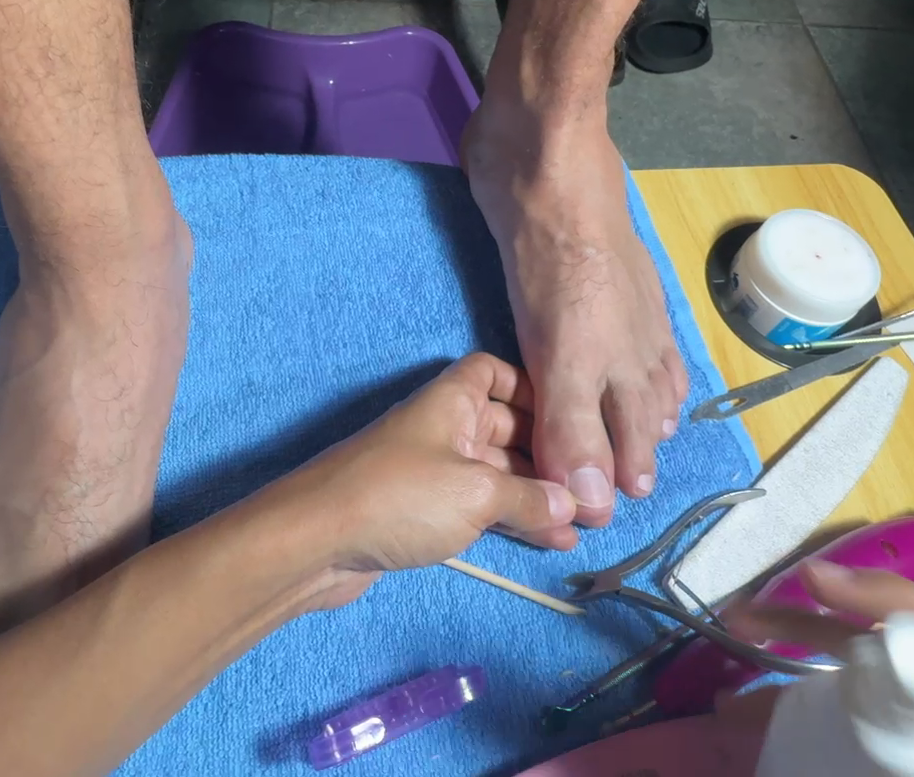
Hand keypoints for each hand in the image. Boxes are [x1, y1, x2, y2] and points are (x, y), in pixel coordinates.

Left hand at [264, 353, 580, 608]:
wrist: (317, 541)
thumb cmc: (401, 496)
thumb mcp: (476, 493)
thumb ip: (531, 498)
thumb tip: (572, 506)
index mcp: (451, 400)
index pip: (493, 372)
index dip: (531, 387)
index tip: (572, 418)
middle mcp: (444, 426)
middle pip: (505, 427)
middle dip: (549, 455)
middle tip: (595, 489)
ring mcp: (433, 469)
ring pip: (496, 472)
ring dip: (536, 495)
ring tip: (583, 526)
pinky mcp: (424, 510)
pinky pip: (478, 505)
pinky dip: (510, 518)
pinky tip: (548, 542)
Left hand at [462, 105, 687, 528]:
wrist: (549, 171)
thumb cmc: (556, 264)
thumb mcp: (563, 355)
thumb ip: (576, 425)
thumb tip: (597, 506)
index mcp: (626, 371)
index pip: (630, 446)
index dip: (613, 483)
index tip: (593, 519)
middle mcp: (634, 346)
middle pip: (638, 415)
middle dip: (623, 457)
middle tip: (606, 491)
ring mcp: (620, 310)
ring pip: (634, 377)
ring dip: (629, 414)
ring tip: (626, 444)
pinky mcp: (590, 281)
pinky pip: (619, 338)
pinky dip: (625, 366)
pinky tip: (621, 366)